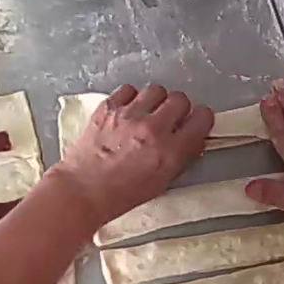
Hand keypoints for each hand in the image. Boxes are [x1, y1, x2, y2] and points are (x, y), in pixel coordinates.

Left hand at [49, 83, 211, 229]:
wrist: (82, 190)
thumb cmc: (121, 194)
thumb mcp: (161, 182)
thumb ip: (180, 157)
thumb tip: (191, 138)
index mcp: (169, 152)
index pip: (201, 119)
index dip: (200, 120)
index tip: (194, 123)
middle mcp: (152, 129)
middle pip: (180, 99)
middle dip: (178, 109)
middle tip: (168, 120)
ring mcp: (129, 115)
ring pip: (156, 90)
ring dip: (156, 101)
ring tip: (146, 114)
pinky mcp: (108, 107)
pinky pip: (129, 89)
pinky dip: (131, 98)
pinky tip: (127, 112)